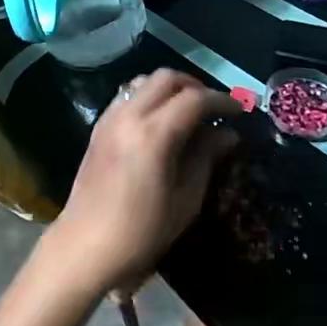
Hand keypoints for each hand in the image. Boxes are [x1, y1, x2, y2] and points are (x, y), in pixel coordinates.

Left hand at [43, 70, 241, 294]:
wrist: (85, 246)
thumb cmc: (142, 232)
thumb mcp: (185, 200)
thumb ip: (206, 158)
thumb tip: (227, 135)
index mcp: (153, 134)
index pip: (195, 99)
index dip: (222, 101)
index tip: (241, 112)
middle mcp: (129, 116)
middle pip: (166, 78)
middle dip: (195, 86)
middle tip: (215, 108)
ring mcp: (109, 119)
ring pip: (143, 82)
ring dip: (170, 88)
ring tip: (189, 112)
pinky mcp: (98, 128)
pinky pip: (127, 97)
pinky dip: (148, 97)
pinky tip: (160, 121)